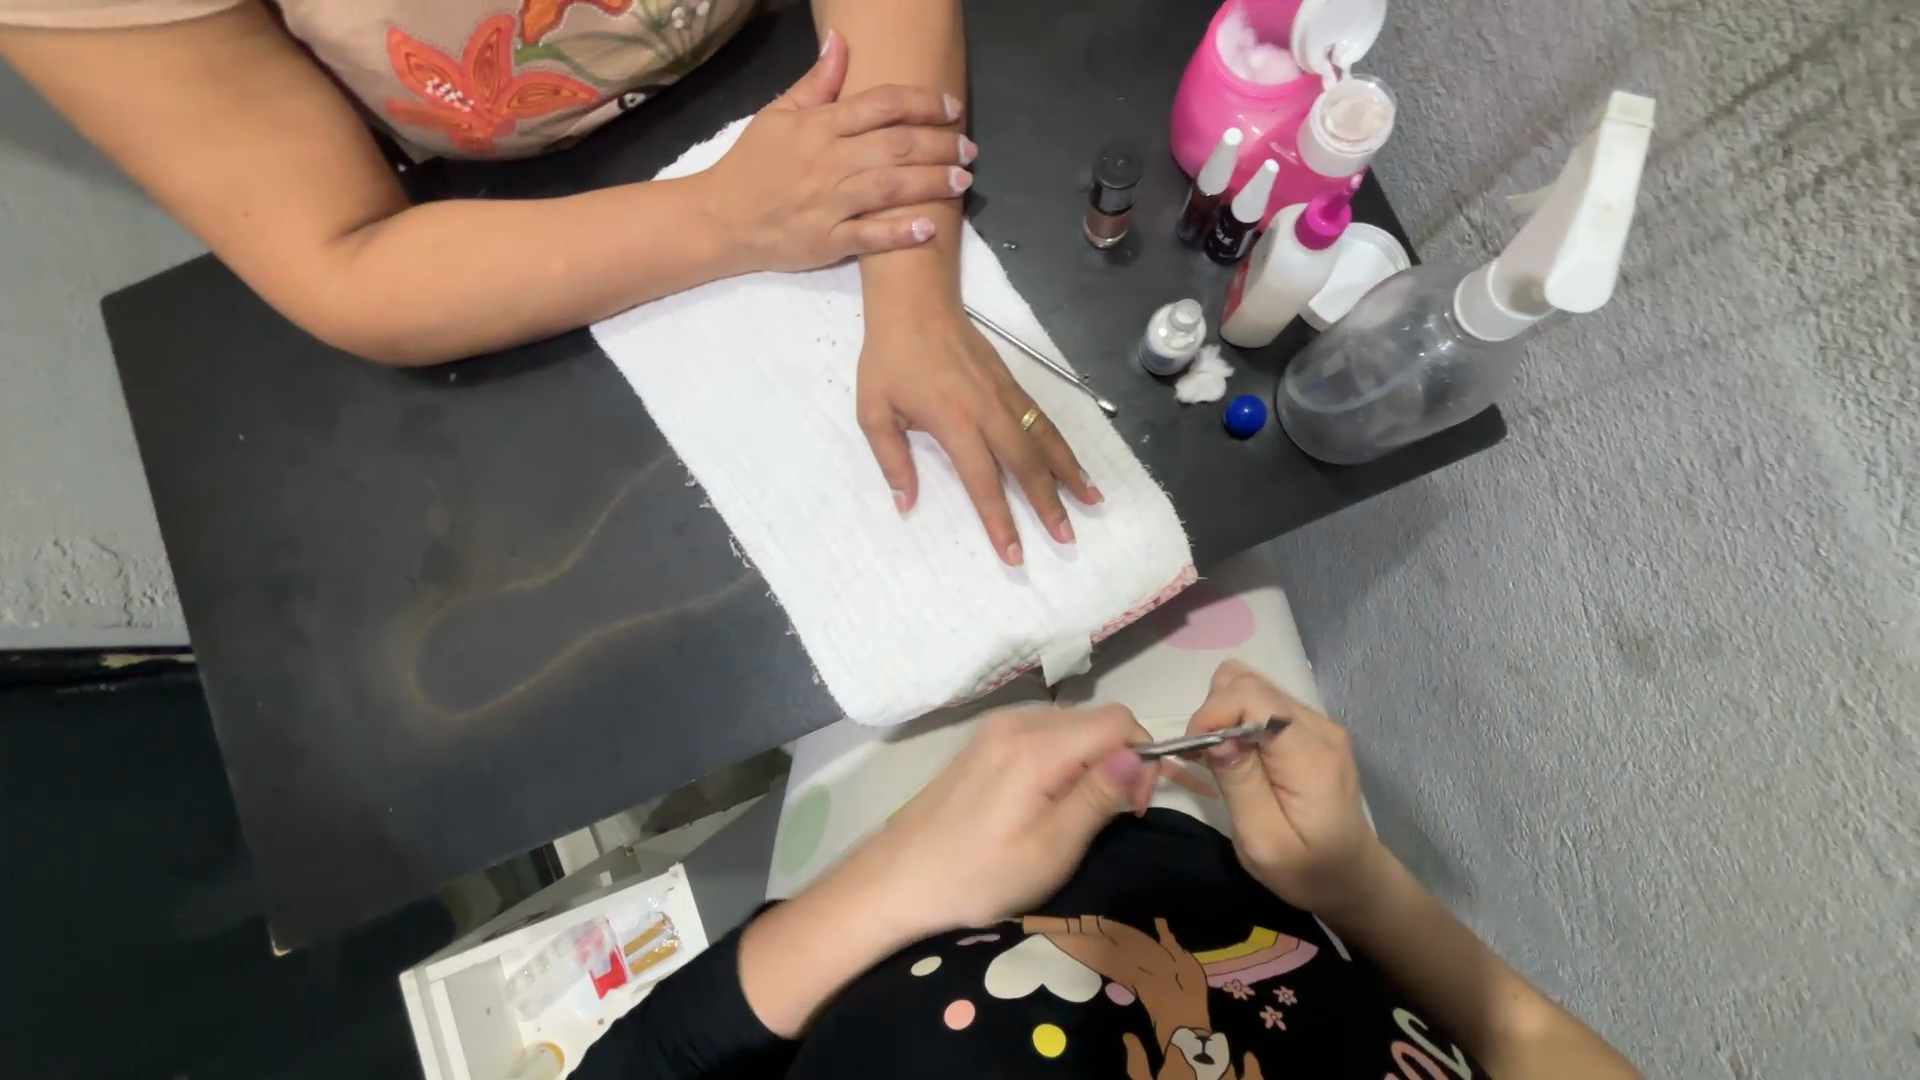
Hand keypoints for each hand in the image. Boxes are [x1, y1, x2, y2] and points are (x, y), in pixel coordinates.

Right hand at [703, 31, 972, 273]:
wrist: (721, 219)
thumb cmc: (752, 167)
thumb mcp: (778, 116)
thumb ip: (815, 84)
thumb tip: (841, 42)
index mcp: (819, 126)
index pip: (880, 105)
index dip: (922, 103)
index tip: (952, 108)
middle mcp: (828, 160)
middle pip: (895, 145)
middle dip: (939, 144)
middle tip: (968, 150)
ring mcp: (829, 203)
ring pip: (889, 187)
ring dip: (931, 183)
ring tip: (962, 181)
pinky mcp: (827, 241)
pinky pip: (870, 236)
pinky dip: (900, 233)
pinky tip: (929, 228)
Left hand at [835, 704, 1155, 933]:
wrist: (899, 877)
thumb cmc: (979, 875)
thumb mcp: (1051, 849)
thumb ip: (1097, 796)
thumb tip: (1140, 752)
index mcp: (1037, 745)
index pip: (1119, 721)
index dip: (1141, 759)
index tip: (1134, 808)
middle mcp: (1018, 720)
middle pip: (1095, 719)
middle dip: (1117, 760)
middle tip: (1108, 817)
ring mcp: (996, 726)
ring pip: (1070, 724)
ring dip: (1088, 760)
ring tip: (1072, 812)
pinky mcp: (983, 739)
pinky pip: (1041, 732)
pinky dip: (1060, 757)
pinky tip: (1043, 797)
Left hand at [857, 309, 1101, 564]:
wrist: (917, 302)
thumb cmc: (890, 358)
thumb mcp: (874, 411)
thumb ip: (892, 460)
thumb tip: (907, 503)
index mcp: (955, 424)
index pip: (983, 483)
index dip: (999, 521)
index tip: (1014, 553)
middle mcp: (989, 412)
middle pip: (1027, 466)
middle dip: (1049, 505)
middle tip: (1065, 538)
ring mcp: (1006, 396)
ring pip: (1045, 441)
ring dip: (1070, 474)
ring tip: (1092, 502)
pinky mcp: (1013, 384)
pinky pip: (1044, 421)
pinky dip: (1063, 446)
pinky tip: (1073, 464)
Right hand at [1187, 661, 1392, 916]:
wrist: (1352, 879)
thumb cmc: (1306, 870)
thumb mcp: (1262, 841)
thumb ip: (1240, 784)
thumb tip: (1216, 737)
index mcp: (1309, 757)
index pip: (1252, 695)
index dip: (1213, 712)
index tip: (1196, 750)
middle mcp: (1318, 727)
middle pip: (1250, 683)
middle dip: (1214, 711)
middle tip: (1204, 756)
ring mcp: (1317, 724)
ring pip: (1253, 686)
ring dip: (1224, 713)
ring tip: (1220, 755)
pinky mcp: (1310, 728)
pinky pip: (1262, 702)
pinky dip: (1237, 718)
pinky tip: (1238, 753)